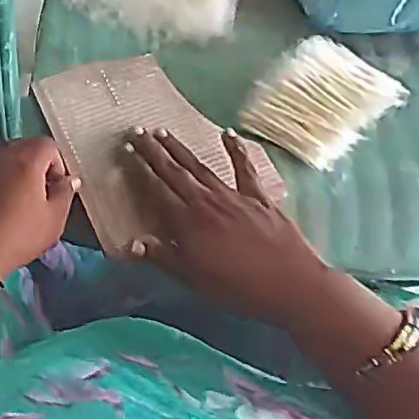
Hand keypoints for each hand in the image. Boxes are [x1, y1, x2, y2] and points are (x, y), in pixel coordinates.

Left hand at [0, 137, 79, 277]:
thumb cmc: (18, 235)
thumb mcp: (53, 219)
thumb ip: (65, 193)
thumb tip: (67, 180)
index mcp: (26, 159)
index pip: (49, 145)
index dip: (59, 165)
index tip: (57, 189)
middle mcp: (2, 154)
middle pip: (27, 147)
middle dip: (39, 165)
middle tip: (42, 194)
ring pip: (8, 157)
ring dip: (19, 172)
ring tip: (22, 201)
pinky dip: (2, 179)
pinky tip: (3, 205)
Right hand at [125, 127, 342, 322]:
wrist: (293, 285)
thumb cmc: (239, 287)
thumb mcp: (194, 279)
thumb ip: (163, 258)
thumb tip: (132, 242)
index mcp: (187, 222)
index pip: (156, 189)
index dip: (139, 169)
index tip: (126, 151)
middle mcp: (206, 202)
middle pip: (174, 172)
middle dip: (153, 150)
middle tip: (136, 131)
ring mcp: (233, 197)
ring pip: (200, 167)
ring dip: (180, 148)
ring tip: (163, 132)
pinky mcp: (259, 198)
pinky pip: (244, 169)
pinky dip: (236, 150)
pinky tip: (227, 133)